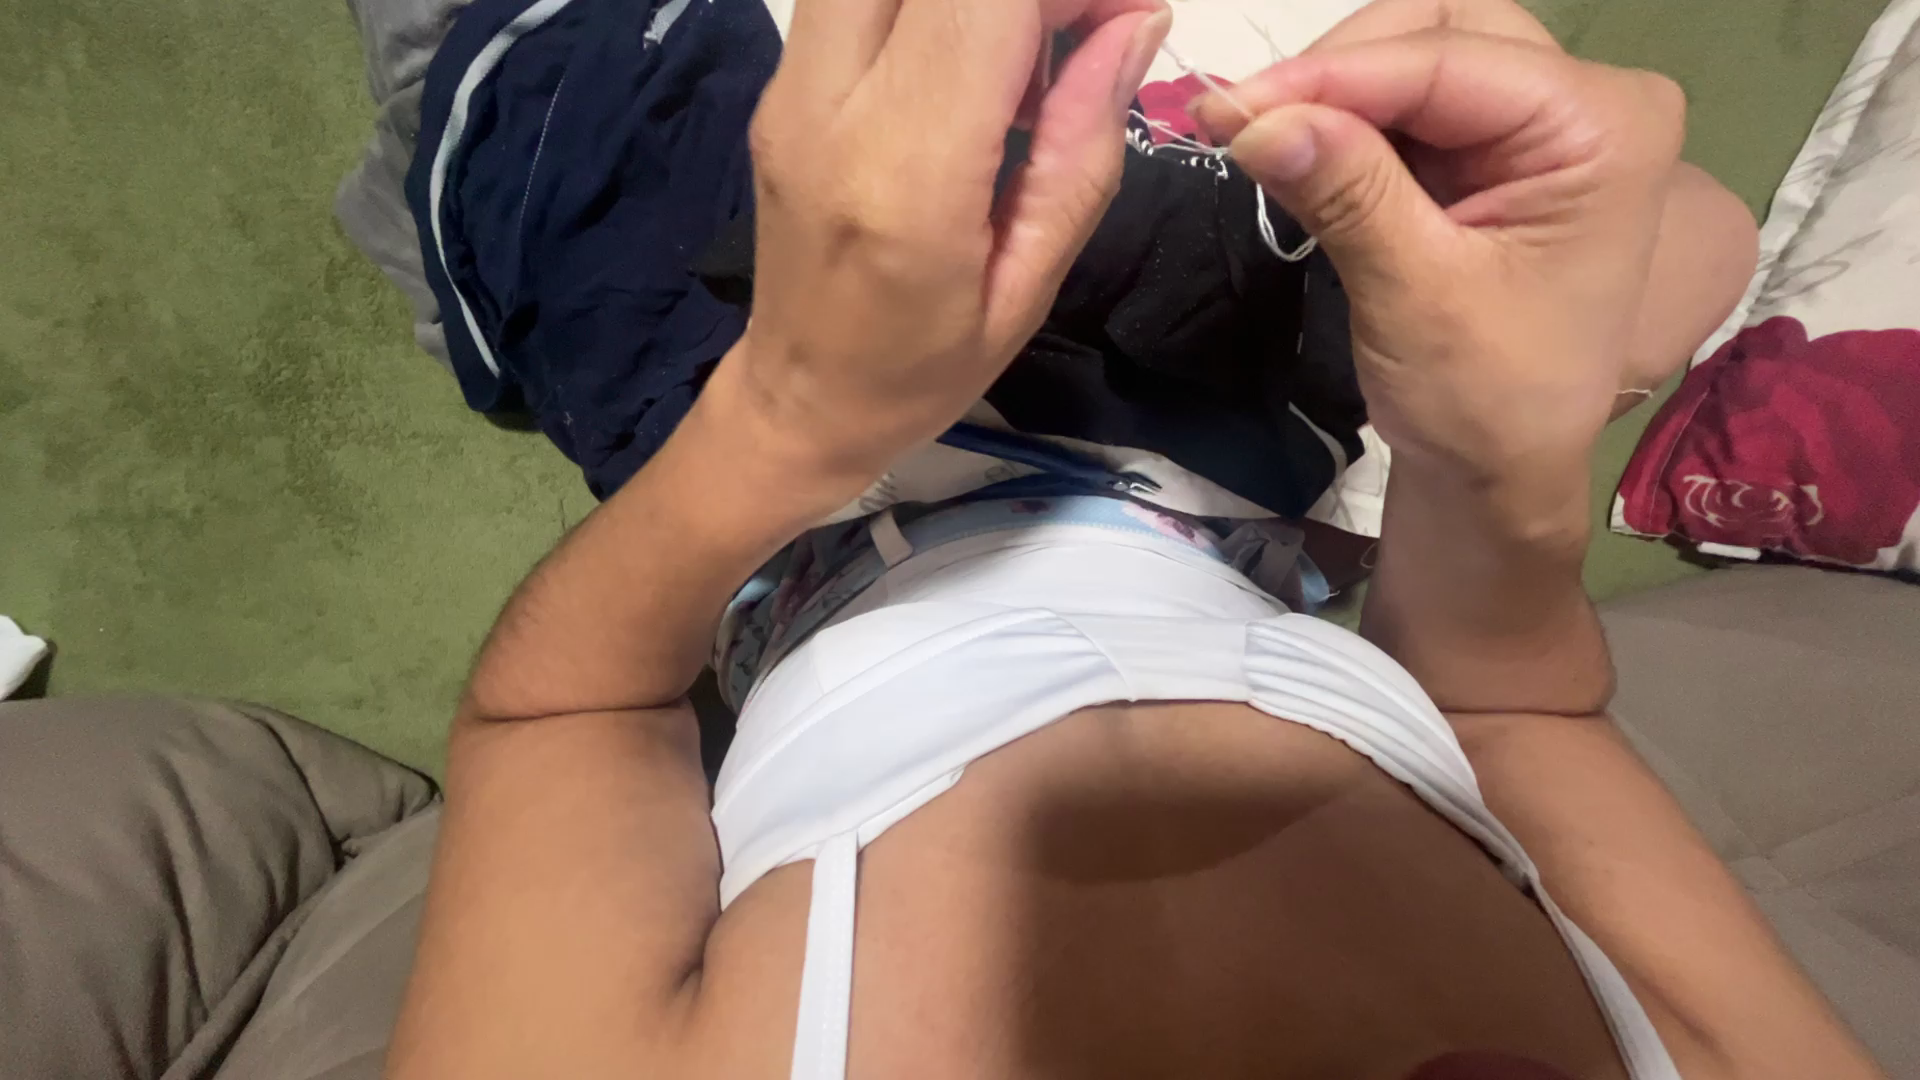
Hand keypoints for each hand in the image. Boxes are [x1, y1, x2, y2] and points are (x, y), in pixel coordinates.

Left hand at [722, 0, 1169, 491]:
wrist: (800, 402)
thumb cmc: (919, 376)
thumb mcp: (1024, 294)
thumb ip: (1079, 157)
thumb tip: (1133, 27)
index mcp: (904, 180)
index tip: (1124, 20)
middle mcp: (828, 108)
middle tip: (1070, 34)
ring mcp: (787, 90)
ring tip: (1016, 57)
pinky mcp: (777, 88)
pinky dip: (929, 5)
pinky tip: (962, 70)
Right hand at [1195, 0, 1684, 480]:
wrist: (1492, 469)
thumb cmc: (1476, 397)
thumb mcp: (1412, 294)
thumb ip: (1345, 195)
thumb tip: (1254, 123)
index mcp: (1597, 126)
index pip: (1448, 61)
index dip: (1328, 77)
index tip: (1225, 109)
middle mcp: (1575, 107)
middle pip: (1441, 36)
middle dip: (1335, 71)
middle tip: (1242, 124)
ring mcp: (1528, 135)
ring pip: (1416, 70)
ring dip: (1332, 98)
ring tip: (1259, 140)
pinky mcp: (1480, 170)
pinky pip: (1402, 125)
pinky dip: (1340, 134)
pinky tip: (1296, 156)